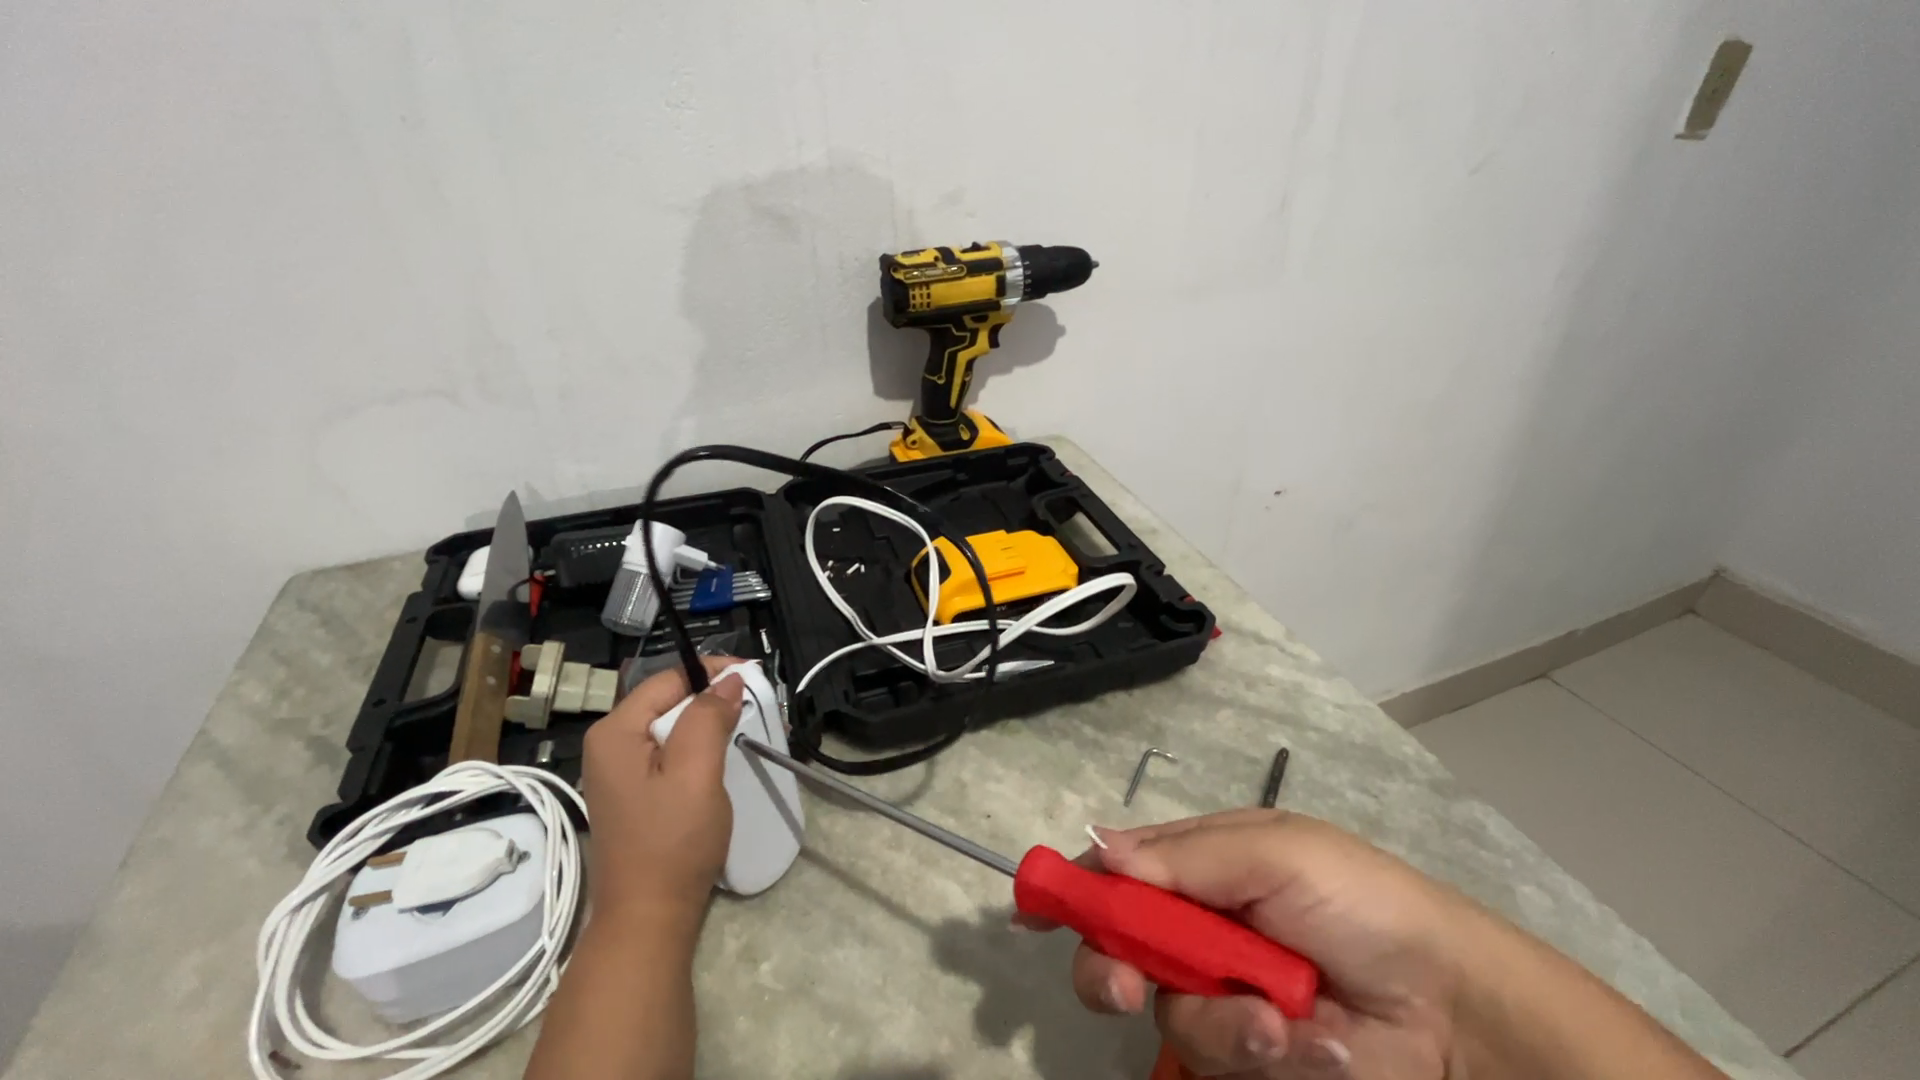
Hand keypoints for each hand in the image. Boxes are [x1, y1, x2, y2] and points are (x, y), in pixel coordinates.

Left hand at [580, 656, 743, 922]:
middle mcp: (609, 745)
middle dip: (712, 699)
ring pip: (670, 729)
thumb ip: (708, 718)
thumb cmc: (672, 842)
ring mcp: (618, 772)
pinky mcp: (633, 794)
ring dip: (708, 725)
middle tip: (757, 705)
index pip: (668, 680)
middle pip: (667, 702)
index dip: (712, 671)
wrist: (649, 917)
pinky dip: (698, 750)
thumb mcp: (696, 773)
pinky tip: (722, 759)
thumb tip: (728, 681)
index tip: (755, 674)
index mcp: (615, 733)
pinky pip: (668, 755)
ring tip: (747, 728)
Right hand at [1053, 809, 1486, 1078]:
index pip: (1118, 873)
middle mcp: (1198, 928)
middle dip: (1110, 970)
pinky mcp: (1247, 1053)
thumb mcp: (1274, 852)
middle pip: (1116, 949)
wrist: (1450, 1005)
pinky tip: (1303, 1041)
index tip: (1033, 912)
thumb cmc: (1357, 902)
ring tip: (1275, 1019)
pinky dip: (1254, 1049)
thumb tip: (1098, 848)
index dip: (1075, 889)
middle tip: (1125, 989)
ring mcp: (1220, 994)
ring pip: (1164, 1011)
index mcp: (1201, 867)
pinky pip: (1214, 1056)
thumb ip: (1183, 855)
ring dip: (1216, 1018)